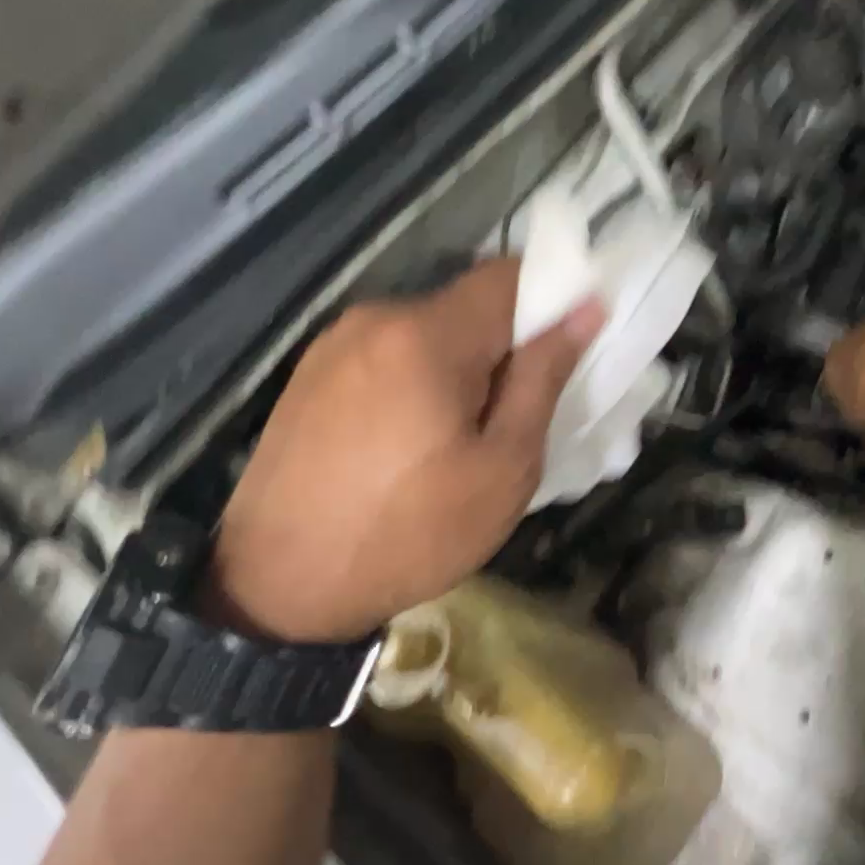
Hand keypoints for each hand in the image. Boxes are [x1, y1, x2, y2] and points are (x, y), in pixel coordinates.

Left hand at [210, 258, 604, 642]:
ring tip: (468, 435)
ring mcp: (336, 344)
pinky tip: (418, 440)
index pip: (509, 275)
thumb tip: (585, 309)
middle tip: (523, 412)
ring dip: (465, 365)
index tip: (574, 346)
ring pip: (430, 331)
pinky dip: (423, 379)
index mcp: (426, 336)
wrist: (278, 589)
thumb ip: (543, 376)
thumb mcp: (505, 465)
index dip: (553, 297)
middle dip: (507, 344)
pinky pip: (391, 354)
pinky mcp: (312, 374)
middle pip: (468, 306)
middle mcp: (376, 319)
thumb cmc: (413, 532)